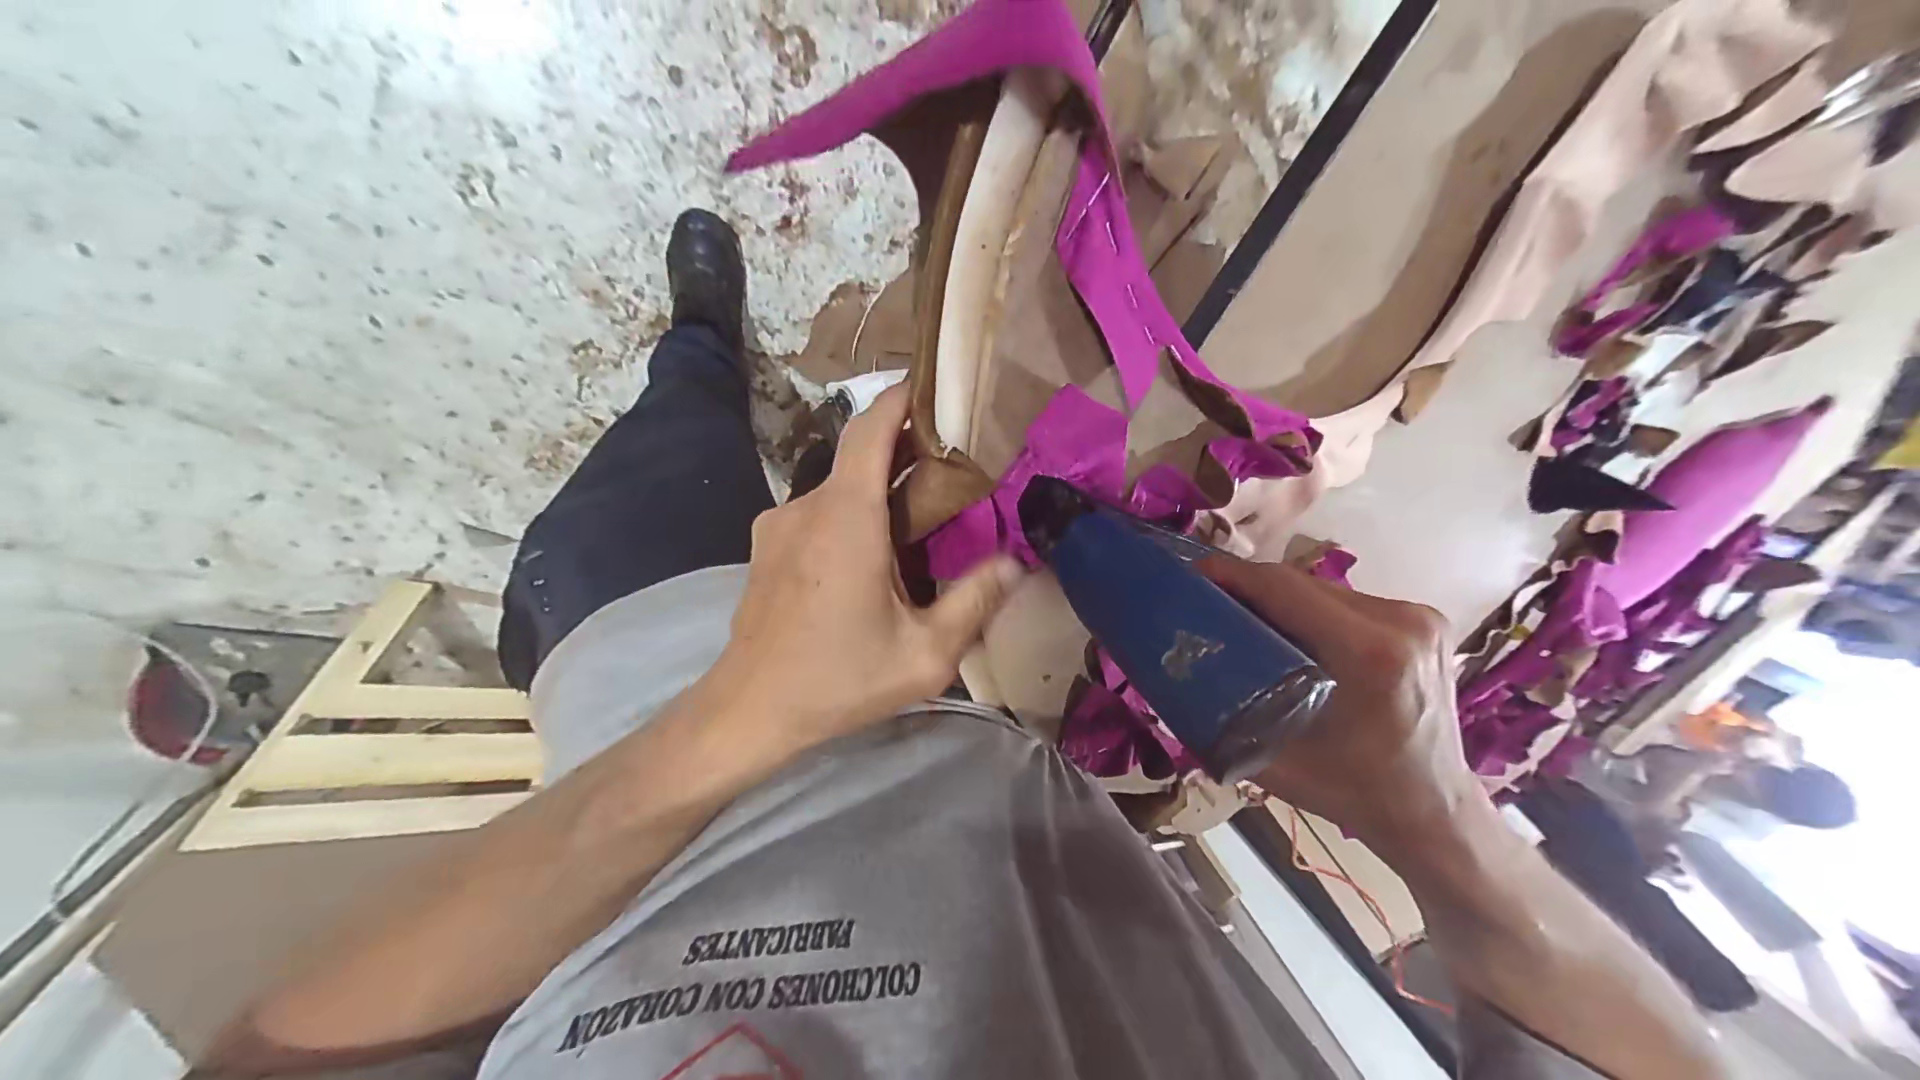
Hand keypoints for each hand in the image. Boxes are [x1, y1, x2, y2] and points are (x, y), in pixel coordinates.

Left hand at [715, 385, 1022, 749]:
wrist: (748, 711)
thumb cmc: (837, 681)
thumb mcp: (924, 655)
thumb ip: (974, 603)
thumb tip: (1016, 564)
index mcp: (846, 517)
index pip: (870, 429)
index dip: (901, 400)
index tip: (936, 392)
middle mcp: (807, 507)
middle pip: (859, 457)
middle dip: (906, 454)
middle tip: (954, 472)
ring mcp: (778, 525)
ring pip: (839, 490)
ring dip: (877, 494)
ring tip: (920, 524)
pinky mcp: (766, 548)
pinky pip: (818, 515)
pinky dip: (850, 517)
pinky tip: (872, 560)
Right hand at [1199, 556, 1477, 850]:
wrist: (1435, 812)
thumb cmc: (1353, 793)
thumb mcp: (1273, 761)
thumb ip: (1220, 715)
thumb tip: (1169, 675)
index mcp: (1369, 654)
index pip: (1284, 588)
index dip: (1231, 574)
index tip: (1190, 575)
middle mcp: (1401, 623)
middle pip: (1302, 582)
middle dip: (1248, 586)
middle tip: (1205, 601)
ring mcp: (1418, 618)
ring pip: (1322, 588)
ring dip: (1277, 597)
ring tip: (1239, 614)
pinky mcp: (1422, 621)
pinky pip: (1345, 601)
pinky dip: (1307, 608)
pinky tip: (1285, 629)